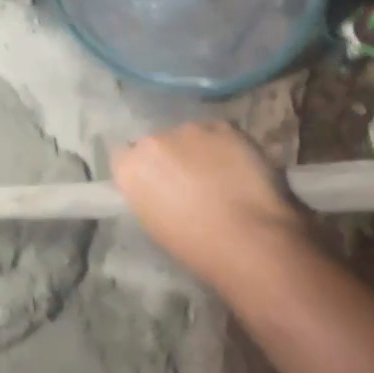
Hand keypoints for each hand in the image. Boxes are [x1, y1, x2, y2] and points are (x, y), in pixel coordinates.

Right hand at [112, 121, 305, 283]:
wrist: (247, 240)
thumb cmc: (194, 245)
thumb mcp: (152, 223)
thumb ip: (146, 193)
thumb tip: (158, 186)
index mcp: (129, 167)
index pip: (126, 158)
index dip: (144, 170)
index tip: (158, 185)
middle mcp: (151, 140)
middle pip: (157, 142)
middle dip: (170, 157)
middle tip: (190, 181)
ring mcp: (188, 129)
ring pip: (190, 136)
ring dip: (198, 150)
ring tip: (219, 175)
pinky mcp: (223, 127)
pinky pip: (220, 134)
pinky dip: (226, 147)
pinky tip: (240, 169)